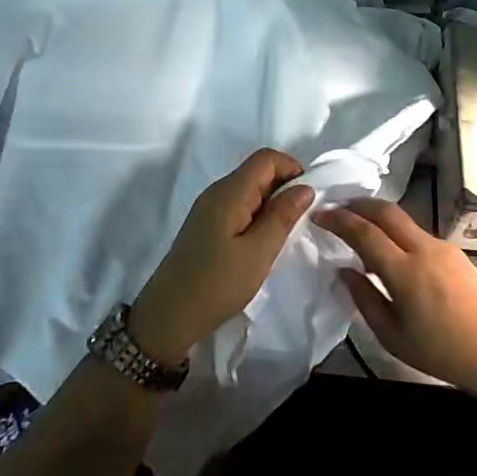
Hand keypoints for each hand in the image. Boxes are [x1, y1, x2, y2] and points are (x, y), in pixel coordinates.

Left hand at [132, 149, 315, 364]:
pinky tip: (262, 243)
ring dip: (272, 204)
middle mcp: (217, 193)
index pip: (266, 158)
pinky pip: (239, 207)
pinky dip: (258, 216)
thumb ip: (283, 216)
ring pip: (250, 190)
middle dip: (285, 188)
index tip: (307, 199)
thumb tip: (305, 187)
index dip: (292, 169)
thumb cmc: (217, 285)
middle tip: (299, 222)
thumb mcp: (259, 253)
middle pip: (258, 171)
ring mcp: (209, 209)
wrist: (168, 317)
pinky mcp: (207, 226)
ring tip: (283, 236)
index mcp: (229, 193)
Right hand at [313, 198, 476, 388]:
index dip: (339, 220)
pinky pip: (419, 234)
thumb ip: (364, 298)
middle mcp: (424, 250)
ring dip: (379, 217)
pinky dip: (397, 233)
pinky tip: (390, 251)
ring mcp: (442, 248)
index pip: (365, 233)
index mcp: (405, 272)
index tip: (320, 215)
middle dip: (359, 204)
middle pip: (388, 212)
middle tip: (338, 208)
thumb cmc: (437, 350)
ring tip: (360, 228)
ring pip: (405, 220)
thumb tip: (344, 271)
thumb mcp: (390, 334)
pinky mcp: (454, 252)